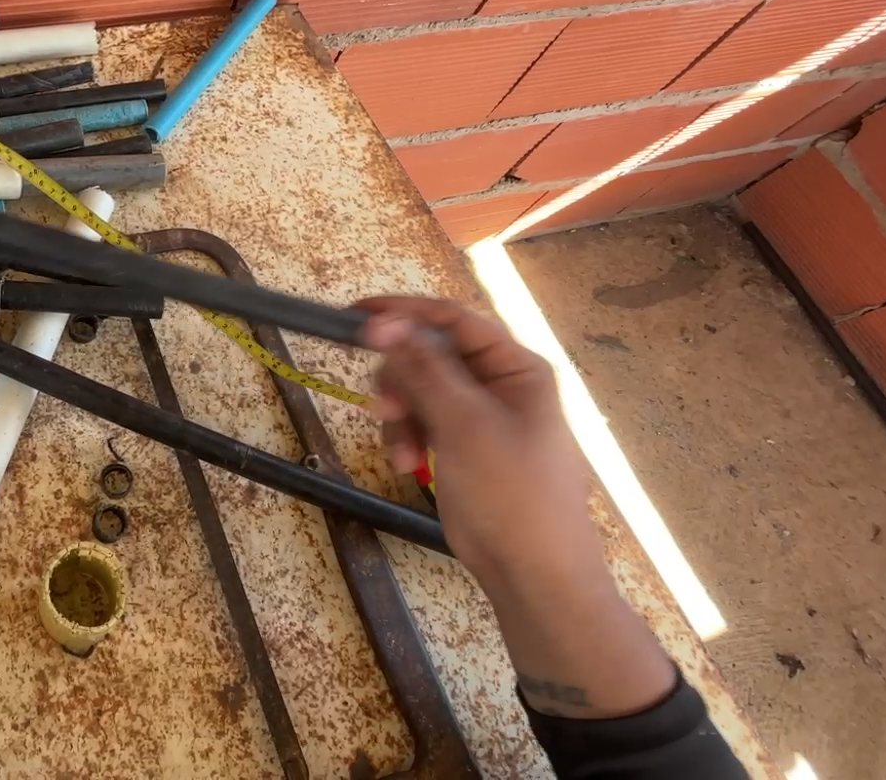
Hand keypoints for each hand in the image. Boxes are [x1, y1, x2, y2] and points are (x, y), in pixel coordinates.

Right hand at [356, 297, 596, 585]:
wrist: (531, 573)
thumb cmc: (511, 492)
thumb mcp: (464, 424)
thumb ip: (423, 368)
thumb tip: (384, 322)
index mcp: (515, 367)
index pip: (452, 320)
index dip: (404, 312)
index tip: (354, 315)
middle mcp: (496, 383)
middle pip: (428, 355)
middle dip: (401, 380)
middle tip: (383, 406)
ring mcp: (476, 414)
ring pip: (417, 388)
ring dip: (400, 415)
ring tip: (401, 450)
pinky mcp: (458, 441)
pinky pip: (419, 419)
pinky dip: (406, 437)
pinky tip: (405, 462)